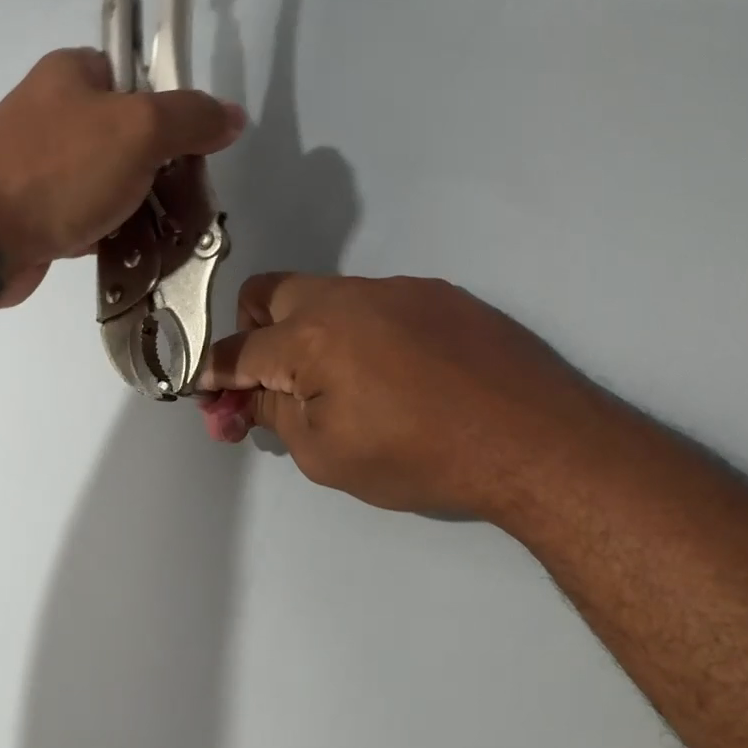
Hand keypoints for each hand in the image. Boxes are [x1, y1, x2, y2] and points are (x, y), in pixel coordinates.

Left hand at [0, 48, 244, 306]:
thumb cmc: (58, 171)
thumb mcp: (139, 130)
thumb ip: (190, 118)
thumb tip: (231, 115)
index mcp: (69, 72)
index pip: (136, 73)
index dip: (170, 105)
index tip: (191, 144)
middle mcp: (49, 112)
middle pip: (125, 133)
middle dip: (157, 166)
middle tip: (183, 196)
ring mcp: (35, 165)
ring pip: (106, 180)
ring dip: (135, 206)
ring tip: (164, 232)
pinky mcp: (29, 211)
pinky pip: (83, 215)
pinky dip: (104, 232)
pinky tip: (127, 253)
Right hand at [199, 273, 625, 520]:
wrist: (538, 443)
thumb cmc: (418, 458)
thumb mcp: (325, 454)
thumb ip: (274, 416)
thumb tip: (247, 397)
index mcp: (309, 337)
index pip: (236, 351)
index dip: (213, 377)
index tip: (210, 399)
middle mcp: (346, 298)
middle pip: (267, 294)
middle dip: (251, 335)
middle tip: (269, 383)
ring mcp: (397, 289)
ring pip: (324, 297)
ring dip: (308, 336)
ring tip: (341, 387)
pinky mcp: (440, 295)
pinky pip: (377, 305)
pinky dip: (361, 335)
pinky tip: (396, 377)